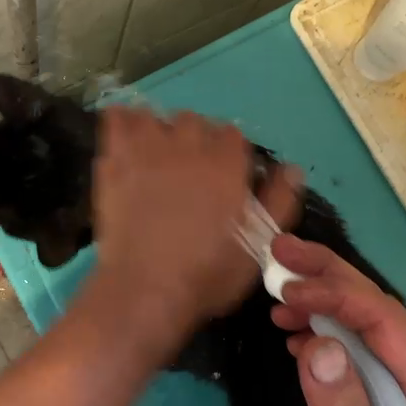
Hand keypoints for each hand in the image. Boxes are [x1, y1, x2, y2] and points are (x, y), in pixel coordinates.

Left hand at [90, 107, 300, 327]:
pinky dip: (119, 121)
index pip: (231, 134)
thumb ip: (278, 203)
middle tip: (185, 169)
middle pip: (192, 122)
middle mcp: (188, 147)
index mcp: (226, 164)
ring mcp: (147, 151)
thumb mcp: (257, 246)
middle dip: (192, 139)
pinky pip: (114, 121)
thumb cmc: (206, 274)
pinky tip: (121, 135)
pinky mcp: (114, 162)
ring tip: (153, 155)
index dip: (227, 152)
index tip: (221, 172)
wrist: (146, 289)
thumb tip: (292, 169)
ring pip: (154, 117)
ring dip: (156, 130)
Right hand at [268, 235, 405, 405]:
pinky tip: (298, 339)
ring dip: (326, 302)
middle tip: (277, 250)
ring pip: (372, 327)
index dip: (334, 294)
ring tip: (276, 295)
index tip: (283, 287)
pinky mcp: (404, 405)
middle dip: (330, 274)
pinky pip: (368, 354)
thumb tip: (315, 345)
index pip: (383, 320)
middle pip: (380, 309)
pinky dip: (331, 335)